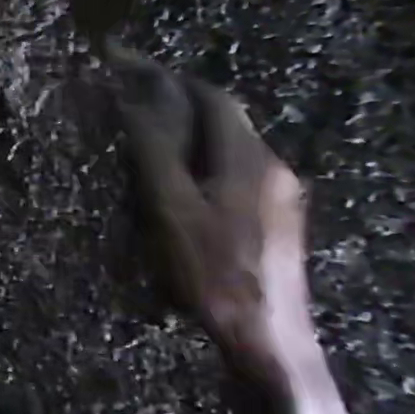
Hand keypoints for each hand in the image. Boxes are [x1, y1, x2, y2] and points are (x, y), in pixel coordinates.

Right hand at [113, 57, 310, 360]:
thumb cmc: (215, 272)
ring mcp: (282, 195)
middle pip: (228, 120)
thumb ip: (154, 152)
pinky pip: (242, 173)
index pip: (214, 98)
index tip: (139, 72)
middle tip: (143, 108)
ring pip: (235, 148)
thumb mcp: (173, 209)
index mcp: (250, 158)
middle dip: (185, 107)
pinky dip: (211, 163)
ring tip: (158, 145)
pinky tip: (189, 187)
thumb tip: (132, 102)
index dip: (175, 80)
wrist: (269, 342)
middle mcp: (273, 166)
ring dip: (198, 136)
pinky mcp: (281, 220)